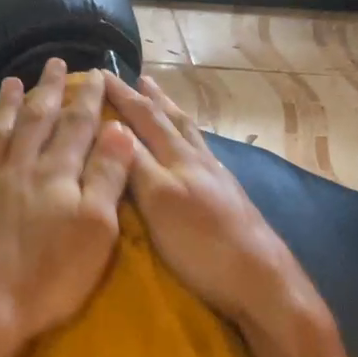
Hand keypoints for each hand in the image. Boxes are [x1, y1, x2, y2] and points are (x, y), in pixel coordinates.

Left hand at [0, 59, 135, 356]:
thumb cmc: (52, 273)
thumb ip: (106, 176)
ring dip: (10, 105)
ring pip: (2, 132)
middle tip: (53, 62)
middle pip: (37, 119)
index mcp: (58, 172)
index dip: (88, 98)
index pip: (78, 125)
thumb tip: (119, 129)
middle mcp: (22, 167)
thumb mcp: (96, 228)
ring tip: (13, 82)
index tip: (95, 74)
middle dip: (48, 90)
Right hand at [102, 72, 334, 352]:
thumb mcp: (159, 202)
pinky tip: (188, 145)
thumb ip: (136, 165)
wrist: (260, 282)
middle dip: (146, 98)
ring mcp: (215, 178)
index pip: (143, 118)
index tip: (97, 74)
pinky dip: (186, 137)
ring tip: (158, 95)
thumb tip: (111, 127)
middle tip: (131, 76)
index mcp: (178, 158)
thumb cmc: (202, 246)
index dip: (120, 97)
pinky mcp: (225, 198)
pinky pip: (199, 152)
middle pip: (169, 120)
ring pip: (188, 134)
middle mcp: (197, 161)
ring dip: (169, 112)